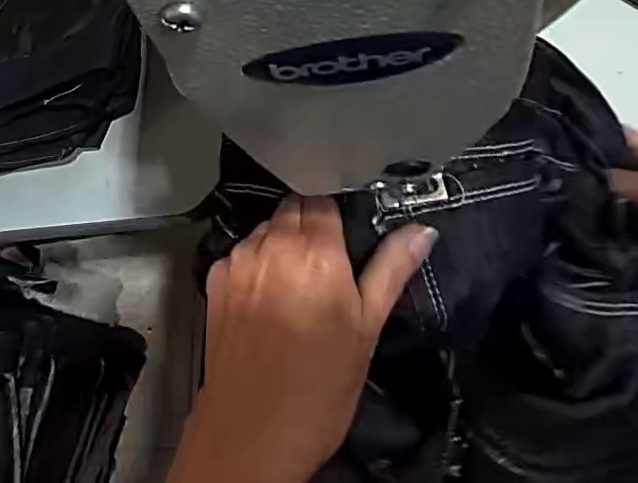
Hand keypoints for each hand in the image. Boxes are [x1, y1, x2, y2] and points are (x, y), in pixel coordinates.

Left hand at [169, 196, 437, 482]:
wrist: (249, 438)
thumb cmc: (317, 387)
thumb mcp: (366, 327)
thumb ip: (392, 267)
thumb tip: (422, 231)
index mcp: (315, 248)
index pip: (325, 199)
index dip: (337, 215)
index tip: (346, 237)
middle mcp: (273, 243)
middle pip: (294, 207)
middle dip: (310, 224)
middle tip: (326, 264)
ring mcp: (240, 260)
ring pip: (267, 226)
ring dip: (281, 240)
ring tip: (296, 285)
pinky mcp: (216, 279)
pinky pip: (242, 251)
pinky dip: (255, 262)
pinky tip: (266, 298)